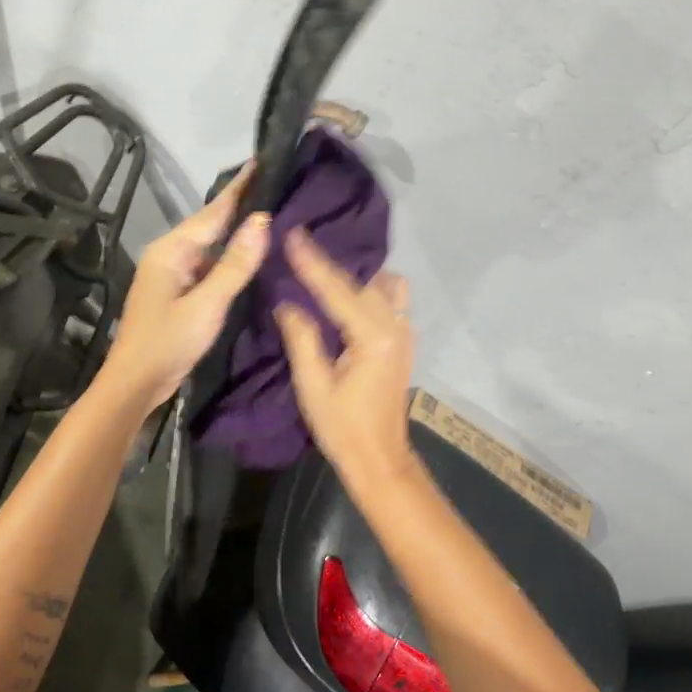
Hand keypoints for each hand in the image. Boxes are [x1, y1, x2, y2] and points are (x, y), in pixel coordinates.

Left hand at [99, 167, 270, 408]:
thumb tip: (262, 221)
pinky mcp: (176, 294)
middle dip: (240, 206)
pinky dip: (228, 259)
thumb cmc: (168, 342)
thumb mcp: (207, 304)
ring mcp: (171, 275)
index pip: (213, 211)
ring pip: (210, 247)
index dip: (240, 188)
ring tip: (271, 215)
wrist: (135, 383)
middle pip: (210, 225)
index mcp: (172, 250)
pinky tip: (249, 258)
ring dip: (236, 233)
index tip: (261, 161)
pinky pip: (207, 267)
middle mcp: (169, 255)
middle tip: (276, 186)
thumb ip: (235, 265)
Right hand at [274, 229, 417, 486]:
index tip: (293, 233)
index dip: (311, 261)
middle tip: (300, 246)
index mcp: (371, 336)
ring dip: (355, 275)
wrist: (379, 458)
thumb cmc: (341, 427)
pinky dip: (369, 289)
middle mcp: (394, 327)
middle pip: (362, 282)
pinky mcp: (402, 342)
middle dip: (331, 264)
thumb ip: (302, 338)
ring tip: (323, 268)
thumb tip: (287, 303)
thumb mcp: (312, 385)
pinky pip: (390, 301)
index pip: (336, 289)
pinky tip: (345, 292)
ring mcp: (403, 333)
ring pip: (384, 286)